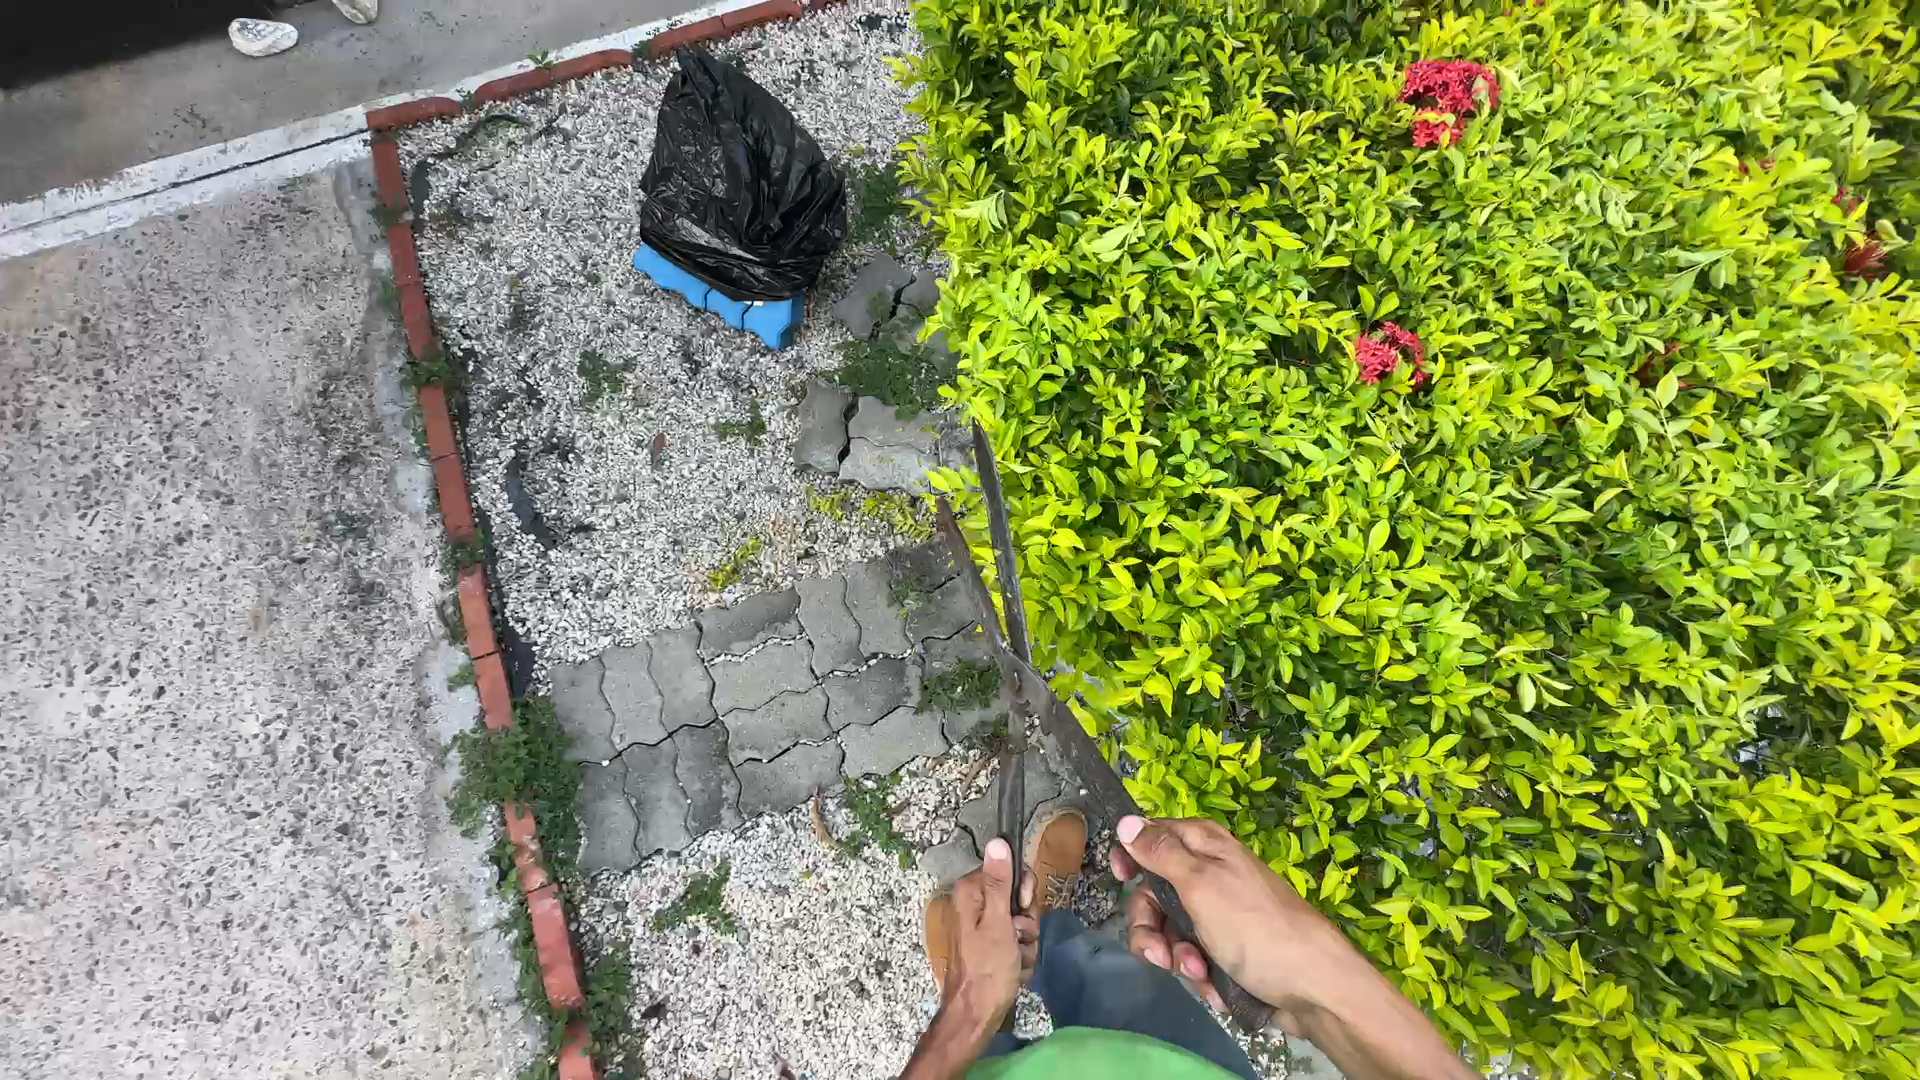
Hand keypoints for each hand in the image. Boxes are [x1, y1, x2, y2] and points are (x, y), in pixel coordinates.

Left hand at [901, 838, 1036, 1079]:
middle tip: (1017, 939)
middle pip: (1018, 897)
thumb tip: (998, 841)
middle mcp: (975, 902)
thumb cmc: (987, 969)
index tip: (1022, 909)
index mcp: (971, 890)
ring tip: (1014, 959)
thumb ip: (999, 883)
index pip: (1010, 870)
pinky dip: (1020, 955)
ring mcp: (984, 924)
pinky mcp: (992, 944)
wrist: (976, 1016)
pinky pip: (1018, 940)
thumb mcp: (998, 923)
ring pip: (1022, 921)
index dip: (1023, 890)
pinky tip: (1013, 968)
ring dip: (1025, 943)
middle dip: (1026, 922)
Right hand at [1112, 816, 1477, 1079]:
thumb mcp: (1200, 883)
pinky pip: (1192, 954)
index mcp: (1202, 844)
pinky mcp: (1225, 947)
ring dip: (1175, 955)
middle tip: (1159, 952)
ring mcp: (1216, 911)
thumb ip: (1159, 851)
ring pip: (1169, 928)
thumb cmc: (1254, 926)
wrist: (1315, 988)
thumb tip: (1125, 820)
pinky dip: (1198, 972)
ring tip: (1197, 973)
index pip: (1149, 835)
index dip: (1130, 856)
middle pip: (1152, 890)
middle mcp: (1207, 871)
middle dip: (1150, 925)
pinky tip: (1214, 984)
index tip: (1119, 880)